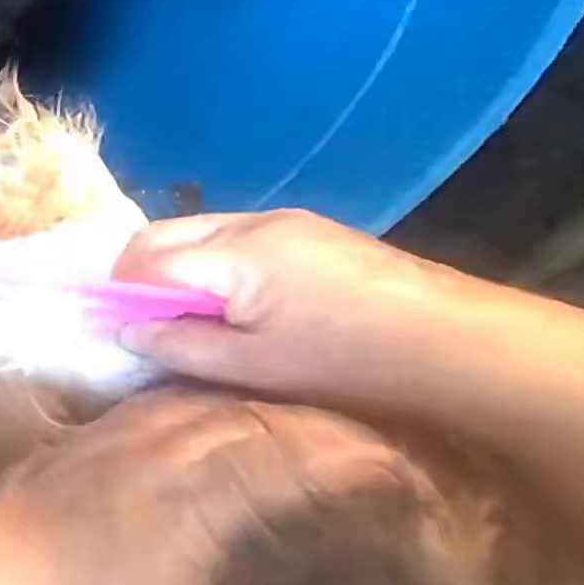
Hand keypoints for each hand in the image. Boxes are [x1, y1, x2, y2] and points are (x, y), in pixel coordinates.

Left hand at [0, 390, 436, 584]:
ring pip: (208, 402)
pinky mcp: (95, 427)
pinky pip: (166, 400)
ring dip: (266, 410)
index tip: (402, 468)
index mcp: (191, 499)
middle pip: (252, 418)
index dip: (349, 455)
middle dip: (320, 427)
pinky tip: (223, 417)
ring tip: (310, 430)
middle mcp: (160, 447)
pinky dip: (212, 403)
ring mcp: (121, 430)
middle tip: (373, 450)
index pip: (285, 456)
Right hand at [110, 210, 532, 411]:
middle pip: (163, 233)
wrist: (469, 347)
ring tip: (188, 309)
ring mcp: (280, 218)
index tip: (114, 321)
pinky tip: (233, 296)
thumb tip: (123, 329)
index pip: (148, 259)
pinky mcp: (305, 226)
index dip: (121, 289)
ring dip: (173, 263)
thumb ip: (179, 344)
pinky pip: (229, 234)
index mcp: (234, 254)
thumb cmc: (351, 362)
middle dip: (138, 270)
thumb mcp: (255, 366)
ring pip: (195, 229)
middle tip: (144, 315)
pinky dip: (208, 259)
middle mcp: (249, 221)